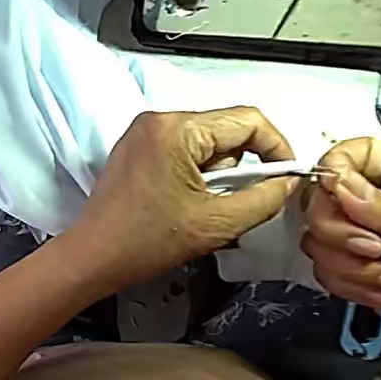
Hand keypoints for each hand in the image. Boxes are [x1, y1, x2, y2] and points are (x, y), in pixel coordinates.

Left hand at [55, 108, 299, 294]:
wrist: (92, 258)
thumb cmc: (144, 242)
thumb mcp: (218, 223)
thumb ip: (265, 198)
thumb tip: (288, 181)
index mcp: (177, 130)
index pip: (249, 120)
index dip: (276, 148)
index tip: (284, 176)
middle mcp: (157, 121)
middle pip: (225, 130)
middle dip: (240, 167)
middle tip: (233, 203)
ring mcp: (141, 134)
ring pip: (204, 143)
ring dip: (216, 174)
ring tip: (200, 208)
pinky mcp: (133, 150)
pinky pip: (180, 151)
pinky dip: (193, 174)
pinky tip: (183, 203)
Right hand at [302, 138, 380, 369]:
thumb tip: (342, 182)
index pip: (359, 155)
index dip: (337, 174)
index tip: (338, 202)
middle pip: (327, 200)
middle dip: (343, 234)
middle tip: (378, 251)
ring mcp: (377, 241)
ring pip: (323, 241)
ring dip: (356, 270)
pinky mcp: (364, 274)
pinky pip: (328, 272)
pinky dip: (355, 289)